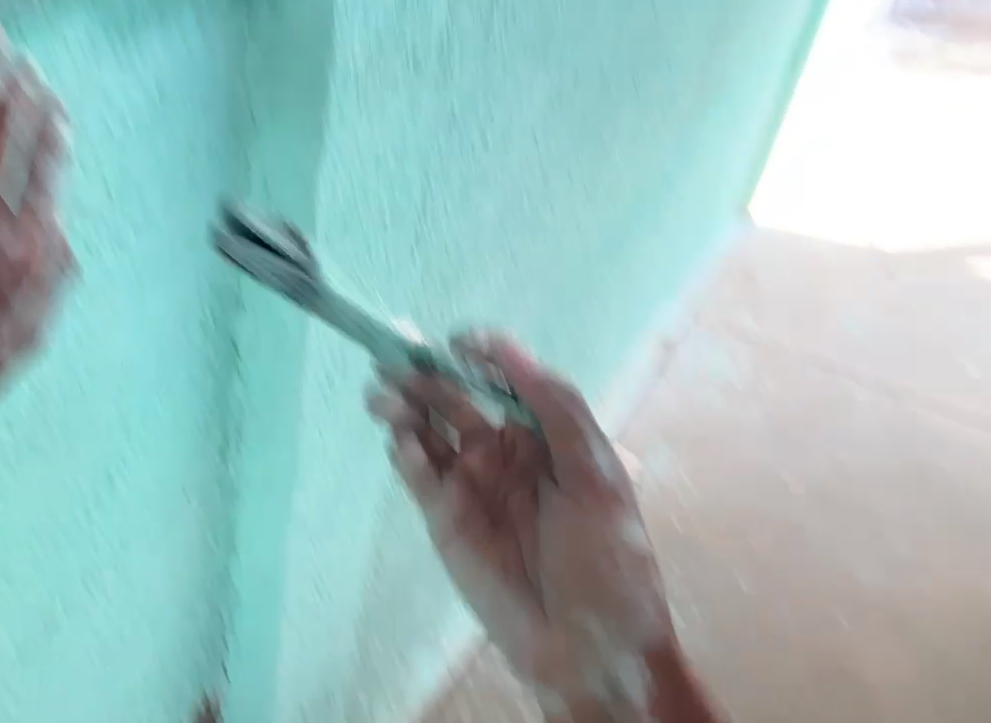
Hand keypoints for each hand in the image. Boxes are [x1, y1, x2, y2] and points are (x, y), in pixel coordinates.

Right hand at [370, 332, 673, 715]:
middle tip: (391, 361)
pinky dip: (404, 451)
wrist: (589, 648)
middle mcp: (496, 448)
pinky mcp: (438, 511)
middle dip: (421, 375)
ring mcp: (464, 479)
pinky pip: (415, 470)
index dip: (476, 356)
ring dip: (400, 405)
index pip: (498, 379)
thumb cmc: (607, 560)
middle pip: (448, 396)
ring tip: (383, 399)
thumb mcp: (598, 477)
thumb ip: (555, 407)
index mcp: (539, 435)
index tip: (454, 343)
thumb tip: (505, 345)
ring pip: (421, 426)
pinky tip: (406, 447)